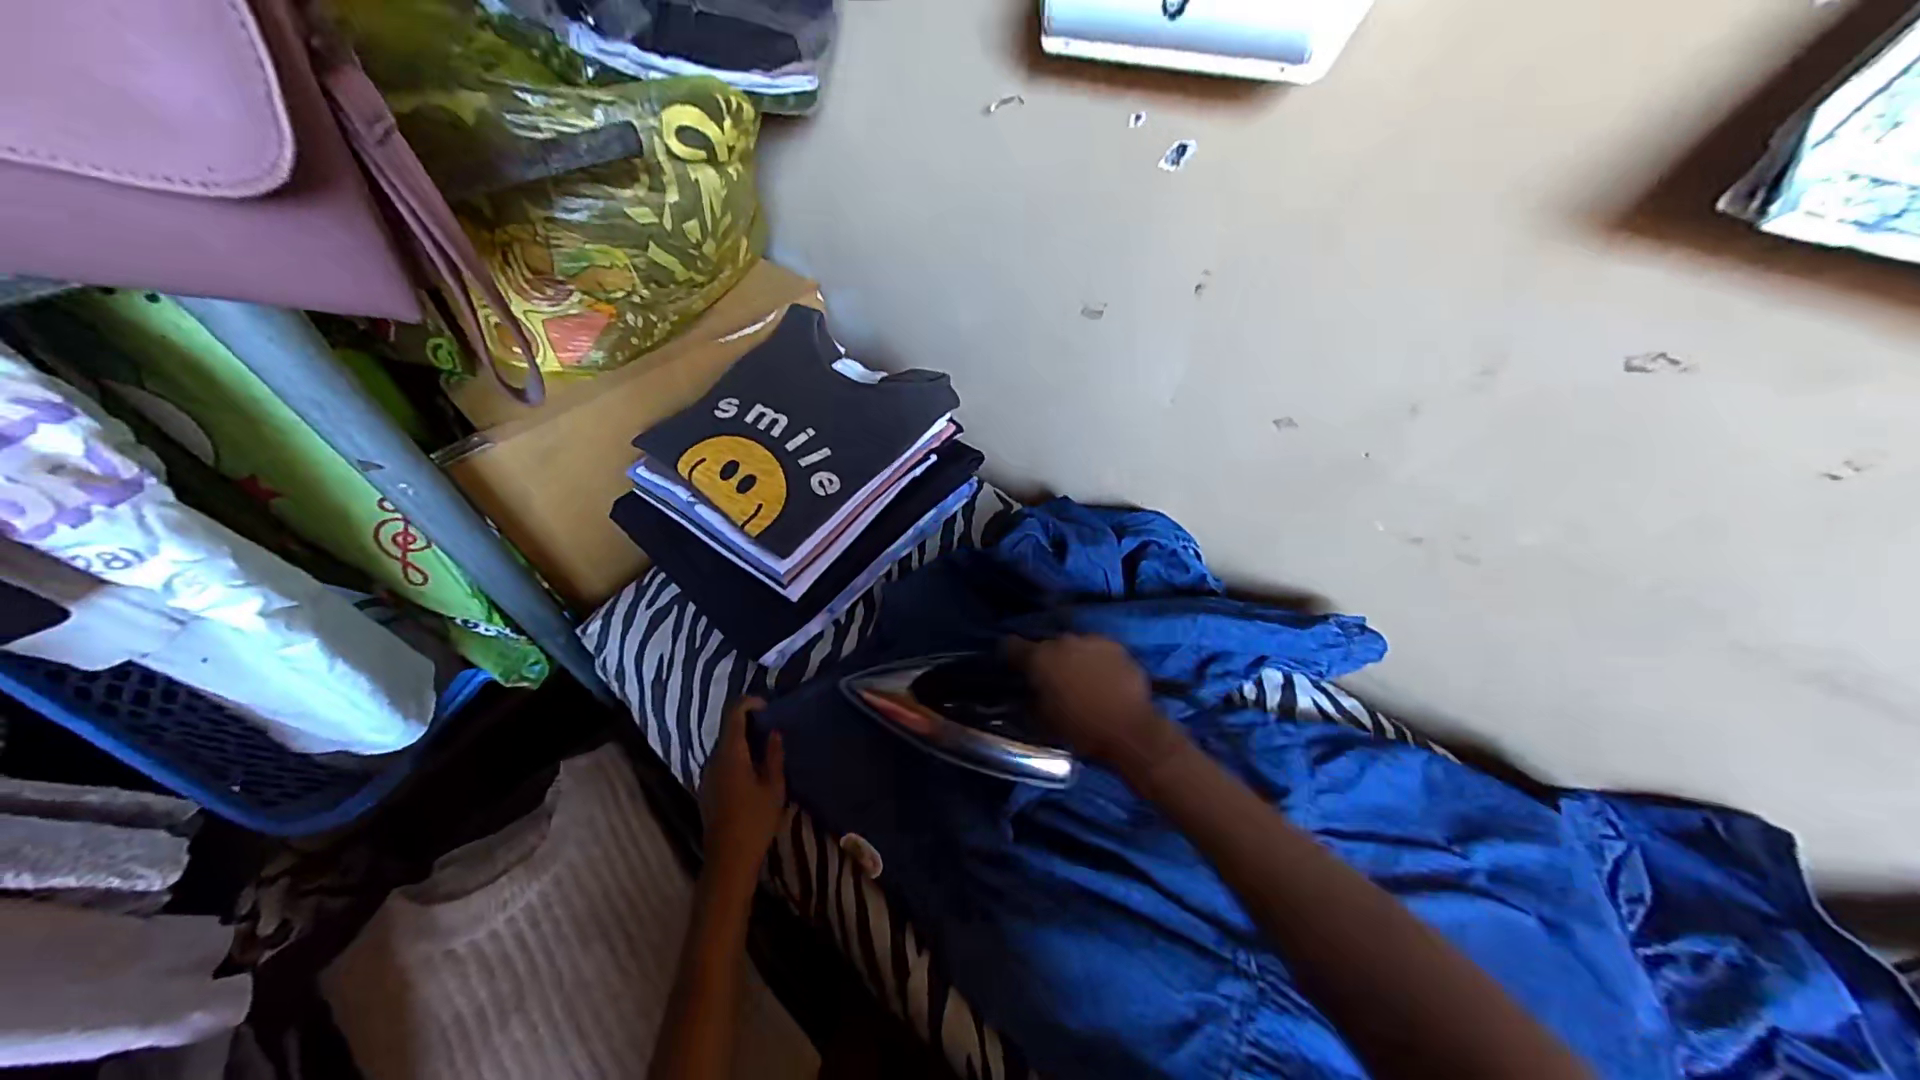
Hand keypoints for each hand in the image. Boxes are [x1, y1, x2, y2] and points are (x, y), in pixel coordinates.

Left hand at [698, 697, 786, 884]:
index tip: (768, 706)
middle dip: (749, 722)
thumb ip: (774, 756)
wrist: (728, 860)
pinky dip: (737, 757)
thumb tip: (774, 733)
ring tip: (767, 750)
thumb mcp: (774, 787)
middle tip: (774, 727)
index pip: (734, 713)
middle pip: (728, 729)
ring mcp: (707, 775)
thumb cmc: (755, 821)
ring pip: (725, 746)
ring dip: (744, 741)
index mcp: (730, 754)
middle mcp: (713, 760)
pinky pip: (722, 762)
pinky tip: (754, 772)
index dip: (749, 702)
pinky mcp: (707, 788)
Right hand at [1006, 635, 1185, 774]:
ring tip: (1080, 680)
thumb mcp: (1042, 720)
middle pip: (1047, 646)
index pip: (1011, 645)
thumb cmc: (1081, 730)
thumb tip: (1027, 691)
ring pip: (1074, 646)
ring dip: (1072, 659)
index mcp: (1039, 658)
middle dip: (1046, 661)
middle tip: (1051, 681)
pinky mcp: (1117, 646)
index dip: (1009, 656)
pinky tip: (1103, 680)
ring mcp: (1092, 640)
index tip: (1012, 667)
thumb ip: (1030, 698)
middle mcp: (1063, 641)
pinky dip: (1096, 661)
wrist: (1131, 731)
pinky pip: (1098, 651)